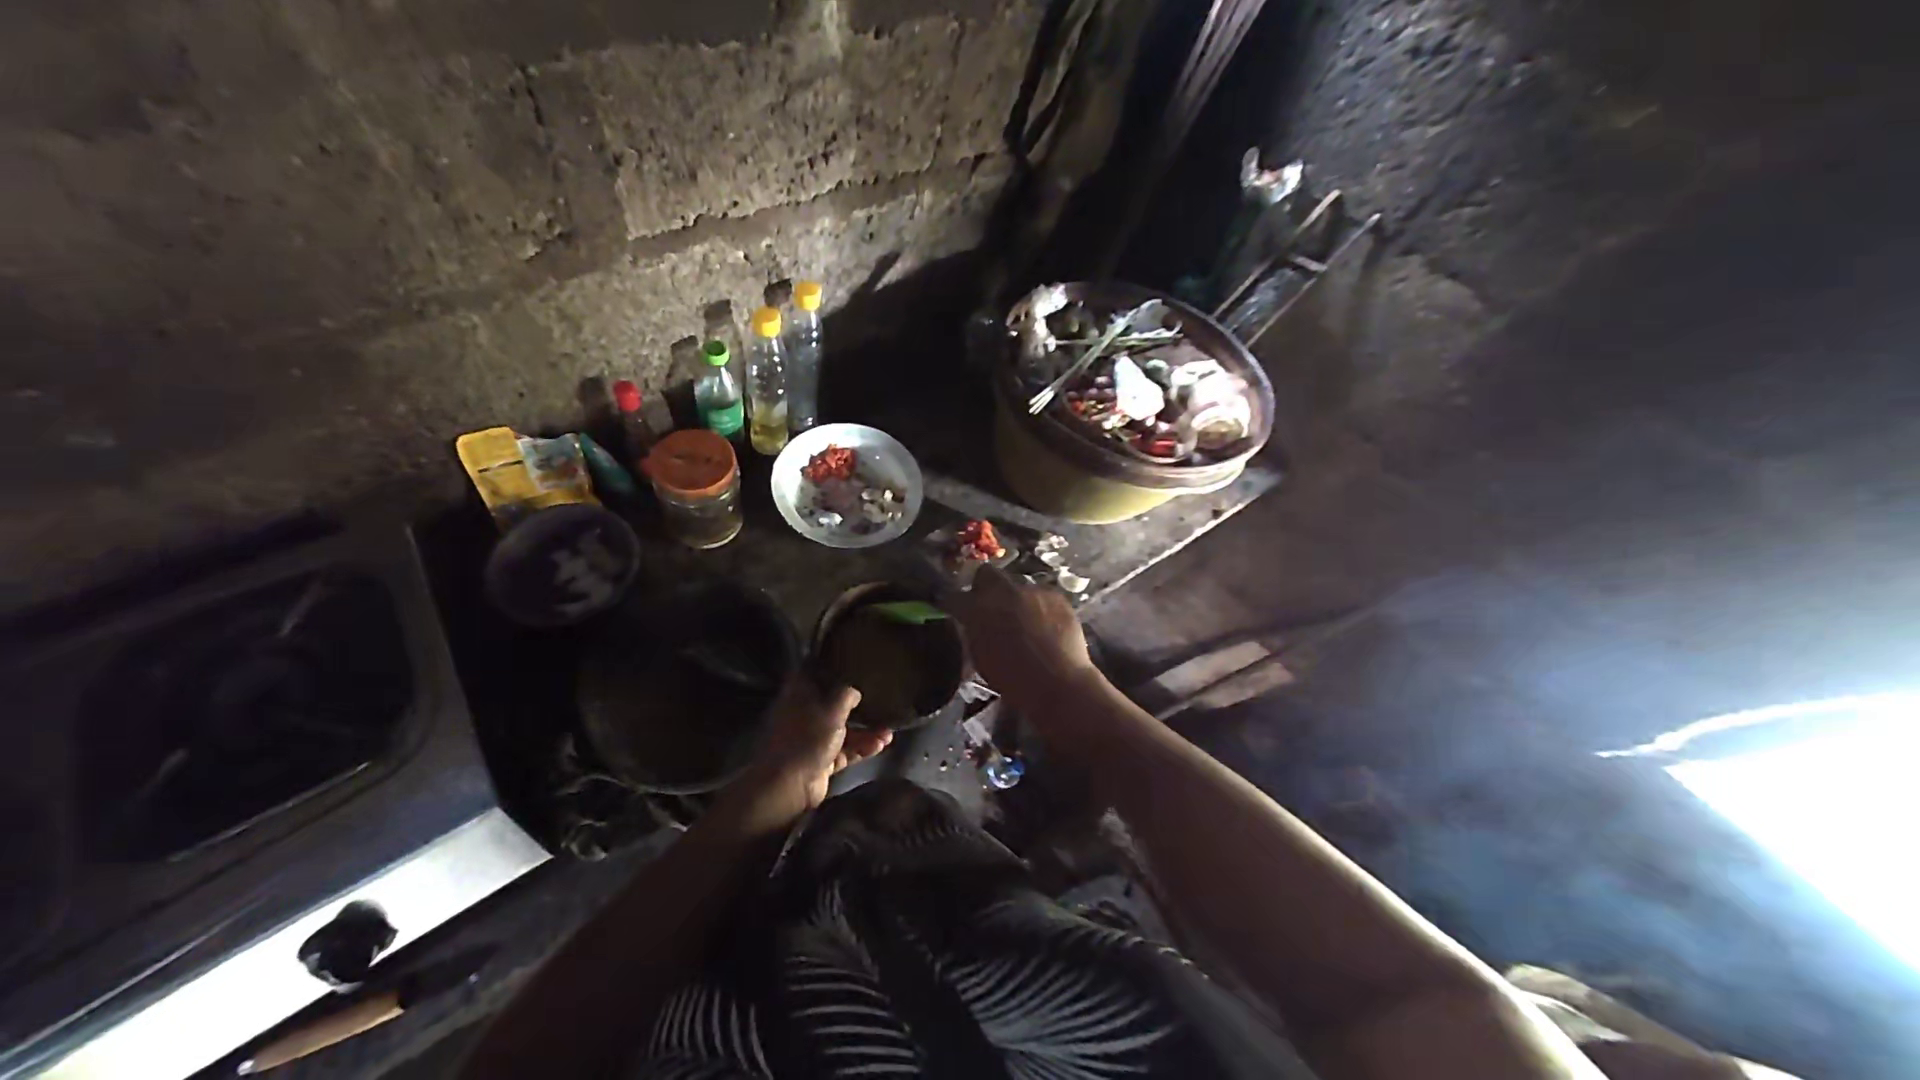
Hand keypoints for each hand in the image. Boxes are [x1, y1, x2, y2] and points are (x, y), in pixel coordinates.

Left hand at [729, 677, 891, 827]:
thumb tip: (855, 691)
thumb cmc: (807, 737)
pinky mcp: (821, 761)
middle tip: (881, 701)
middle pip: (833, 703)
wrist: (788, 785)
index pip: (814, 672)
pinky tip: (881, 745)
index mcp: (799, 694)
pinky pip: (845, 750)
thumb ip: (847, 694)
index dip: (832, 667)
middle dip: (858, 705)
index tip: (853, 664)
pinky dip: (862, 748)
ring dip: (866, 730)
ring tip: (889, 731)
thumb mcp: (832, 708)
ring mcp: (811, 739)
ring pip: (843, 730)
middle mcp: (804, 713)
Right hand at [954, 565, 1097, 705]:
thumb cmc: (1013, 680)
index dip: (954, 601)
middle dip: (985, 585)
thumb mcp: (981, 657)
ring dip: (1017, 599)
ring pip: (1018, 586)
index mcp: (975, 610)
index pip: (954, 596)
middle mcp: (1001, 592)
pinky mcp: (1055, 594)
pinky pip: (1042, 595)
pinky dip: (1042, 607)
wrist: (1057, 682)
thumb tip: (974, 625)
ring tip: (1027, 621)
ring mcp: (1030, 590)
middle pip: (986, 574)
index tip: (957, 607)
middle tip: (992, 605)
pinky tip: (1048, 626)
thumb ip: (974, 633)